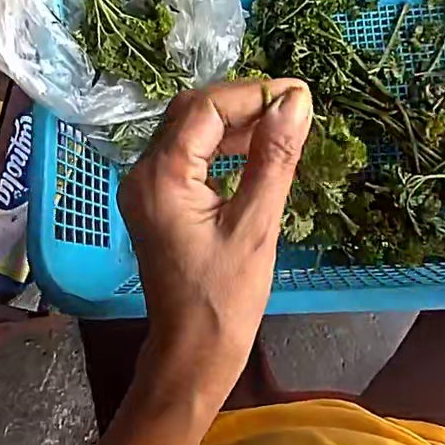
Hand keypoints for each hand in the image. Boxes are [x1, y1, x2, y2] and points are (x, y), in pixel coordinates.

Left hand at [118, 78, 311, 406]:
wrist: (194, 350)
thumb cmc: (226, 297)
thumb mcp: (257, 225)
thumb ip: (275, 159)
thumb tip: (297, 102)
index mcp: (161, 178)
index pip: (206, 109)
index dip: (254, 93)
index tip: (301, 94)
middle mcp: (144, 173)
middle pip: (193, 112)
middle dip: (245, 101)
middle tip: (295, 105)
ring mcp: (148, 187)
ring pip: (192, 130)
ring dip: (237, 121)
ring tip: (284, 123)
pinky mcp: (160, 200)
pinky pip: (192, 155)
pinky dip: (226, 145)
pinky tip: (259, 149)